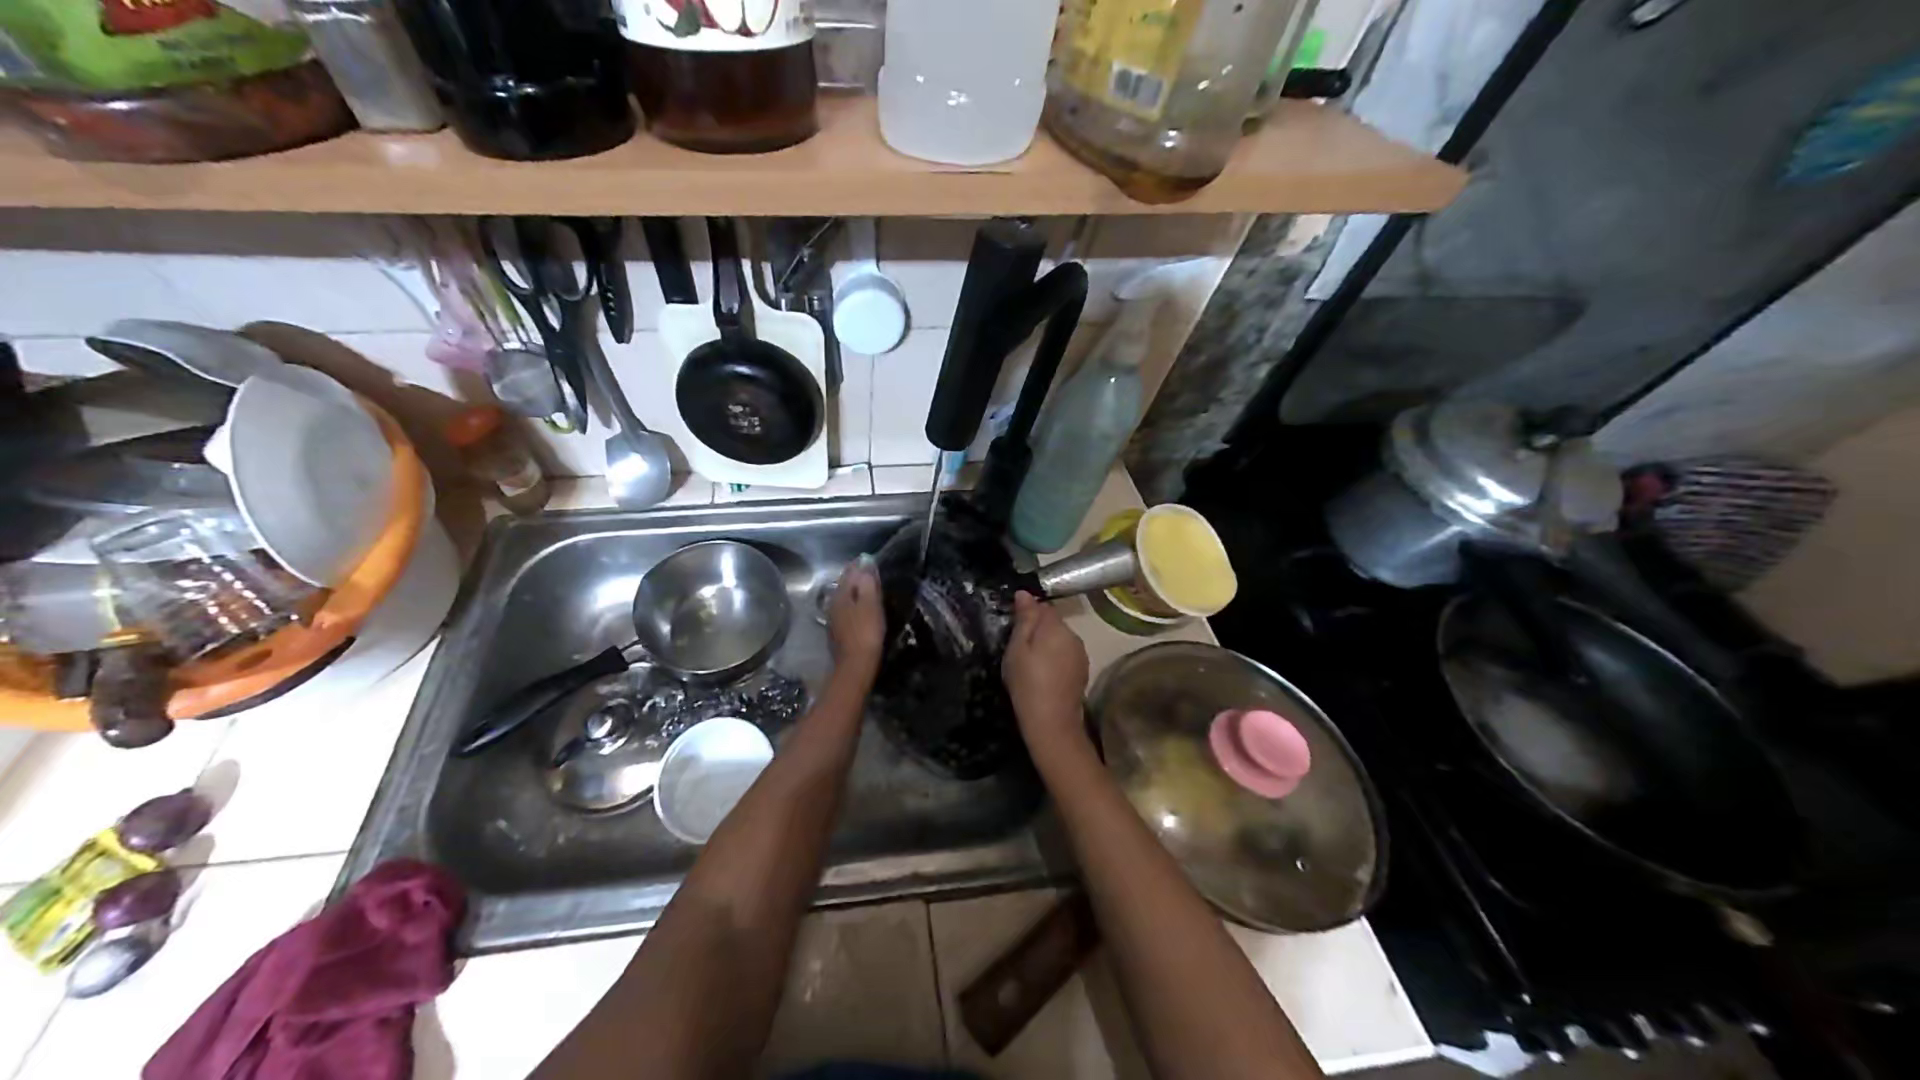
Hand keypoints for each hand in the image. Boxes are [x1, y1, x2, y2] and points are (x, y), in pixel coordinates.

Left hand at [828, 558, 884, 676]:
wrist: (855, 666)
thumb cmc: (866, 632)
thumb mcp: (870, 604)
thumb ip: (867, 582)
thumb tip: (865, 561)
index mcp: (841, 595)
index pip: (848, 573)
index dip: (859, 565)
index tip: (869, 559)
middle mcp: (833, 604)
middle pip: (844, 585)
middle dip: (855, 577)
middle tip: (869, 571)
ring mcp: (834, 619)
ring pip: (844, 598)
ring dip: (854, 591)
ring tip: (867, 588)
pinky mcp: (838, 632)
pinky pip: (846, 611)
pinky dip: (854, 605)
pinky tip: (860, 609)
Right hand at [1003, 591, 1090, 758]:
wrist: (1051, 722)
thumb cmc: (1027, 682)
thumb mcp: (1017, 649)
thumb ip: (1024, 619)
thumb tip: (1025, 593)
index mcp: (1056, 627)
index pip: (1043, 607)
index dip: (1027, 614)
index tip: (1013, 629)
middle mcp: (1074, 636)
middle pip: (1053, 623)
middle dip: (1037, 630)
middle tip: (1017, 648)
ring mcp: (1081, 654)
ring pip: (1060, 640)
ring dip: (1047, 645)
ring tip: (1029, 663)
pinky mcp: (1082, 671)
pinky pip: (1066, 655)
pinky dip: (1055, 659)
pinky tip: (1043, 675)